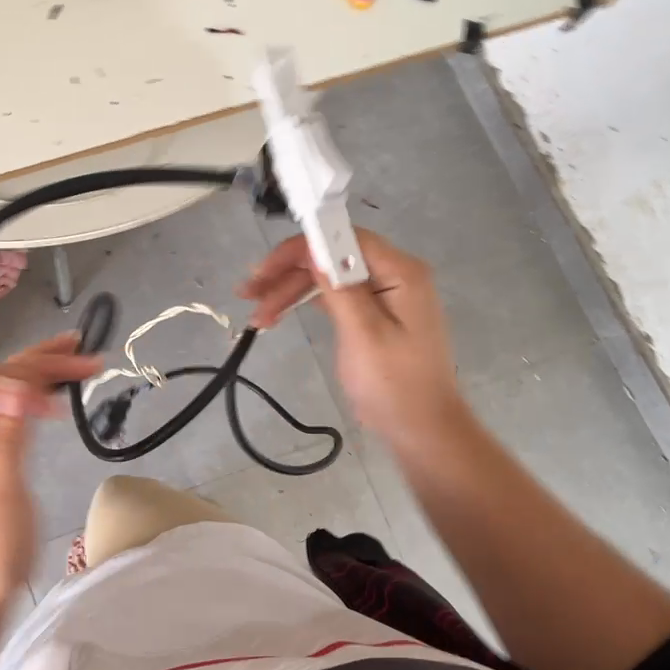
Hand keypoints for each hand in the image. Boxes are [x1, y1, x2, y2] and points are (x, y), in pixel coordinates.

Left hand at [0, 334, 100, 609]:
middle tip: (85, 351)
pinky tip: (51, 404)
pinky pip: (6, 422)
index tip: (74, 364)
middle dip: (39, 363)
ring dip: (38, 380)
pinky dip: (31, 406)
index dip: (32, 367)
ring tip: (77, 364)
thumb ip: (4, 434)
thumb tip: (12, 380)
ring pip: (3, 401)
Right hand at [240, 229, 465, 451]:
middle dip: (287, 274)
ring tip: (256, 316)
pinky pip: (332, 297)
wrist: (421, 429)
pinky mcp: (371, 314)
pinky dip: (303, 303)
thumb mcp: (363, 334)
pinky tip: (276, 316)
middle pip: (331, 258)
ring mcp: (382, 295)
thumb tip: (313, 249)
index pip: (344, 240)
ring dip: (289, 291)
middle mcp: (393, 275)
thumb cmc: (395, 384)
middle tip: (248, 295)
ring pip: (326, 278)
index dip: (301, 247)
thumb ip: (340, 288)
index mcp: (401, 272)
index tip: (265, 268)